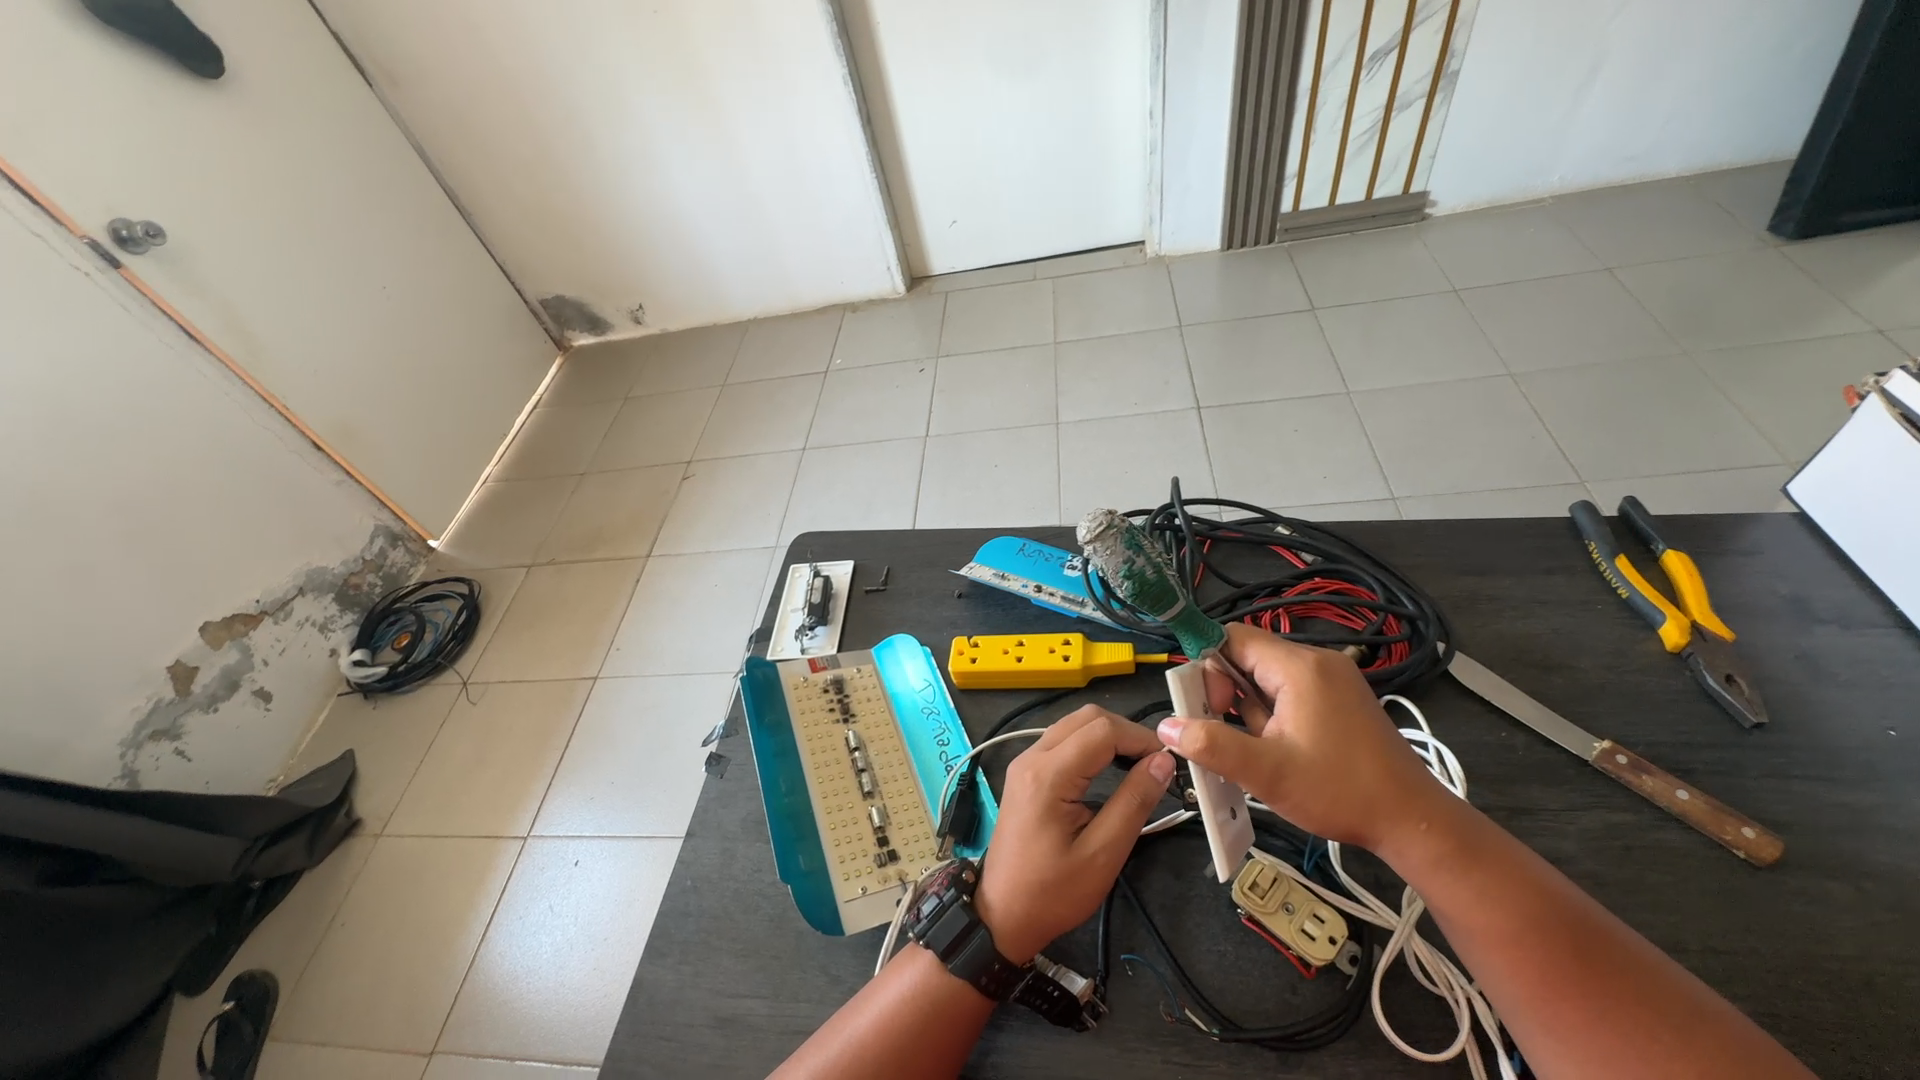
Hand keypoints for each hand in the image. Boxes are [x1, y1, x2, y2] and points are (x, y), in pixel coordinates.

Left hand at [971, 706, 1174, 963]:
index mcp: (1048, 775)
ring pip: (1074, 724)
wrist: (1002, 913)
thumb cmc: (1053, 892)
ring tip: (1139, 766)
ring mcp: (1025, 762)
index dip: (1140, 739)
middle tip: (1155, 763)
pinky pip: (1063, 740)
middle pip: (1087, 718)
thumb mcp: (1102, 853)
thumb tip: (1162, 762)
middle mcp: (1032, 757)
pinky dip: (1092, 745)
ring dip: (1109, 736)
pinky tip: (1111, 769)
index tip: (1168, 763)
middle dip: (1126, 732)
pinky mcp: (1026, 773)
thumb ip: (1134, 802)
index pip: (1102, 730)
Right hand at [1155, 624, 1454, 855]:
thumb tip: (1166, 726)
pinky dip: (1274, 718)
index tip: (1206, 708)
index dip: (1207, 667)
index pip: (1232, 637)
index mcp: (1300, 667)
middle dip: (1228, 695)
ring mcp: (1334, 681)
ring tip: (1263, 753)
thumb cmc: (1339, 792)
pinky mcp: (1341, 701)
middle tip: (1231, 736)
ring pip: (1267, 680)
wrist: (1411, 821)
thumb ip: (1211, 746)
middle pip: (1248, 658)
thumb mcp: (1266, 773)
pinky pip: (1289, 694)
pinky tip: (1280, 753)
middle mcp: (1318, 662)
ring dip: (1252, 712)